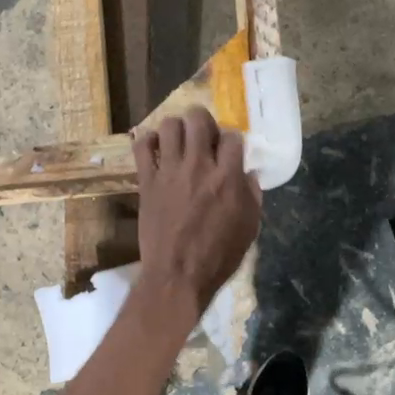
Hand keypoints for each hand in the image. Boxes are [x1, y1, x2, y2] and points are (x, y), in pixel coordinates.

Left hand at [132, 110, 262, 314]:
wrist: (177, 275)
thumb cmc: (219, 257)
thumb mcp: (249, 228)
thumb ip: (252, 196)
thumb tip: (248, 175)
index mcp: (228, 177)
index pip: (233, 136)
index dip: (232, 141)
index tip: (229, 151)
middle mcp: (199, 166)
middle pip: (199, 120)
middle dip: (203, 121)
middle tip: (203, 135)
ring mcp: (170, 171)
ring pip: (170, 125)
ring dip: (176, 128)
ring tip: (179, 141)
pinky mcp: (147, 181)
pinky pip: (142, 146)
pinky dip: (148, 141)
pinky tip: (156, 149)